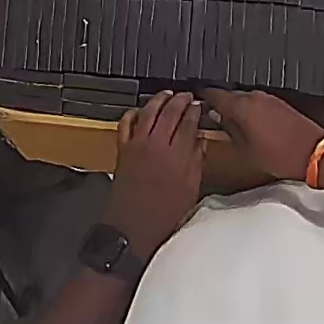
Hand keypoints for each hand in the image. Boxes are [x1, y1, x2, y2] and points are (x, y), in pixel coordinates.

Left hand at [104, 91, 202, 260]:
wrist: (133, 228)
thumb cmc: (163, 215)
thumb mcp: (190, 190)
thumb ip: (196, 162)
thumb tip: (200, 142)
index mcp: (178, 157)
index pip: (189, 124)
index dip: (195, 111)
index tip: (198, 106)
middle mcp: (157, 146)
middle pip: (170, 113)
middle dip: (179, 100)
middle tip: (186, 95)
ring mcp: (137, 145)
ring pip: (148, 112)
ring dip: (158, 100)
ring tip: (166, 95)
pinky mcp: (123, 150)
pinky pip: (125, 124)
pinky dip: (132, 113)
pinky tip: (138, 110)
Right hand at [198, 89, 323, 182]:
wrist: (315, 154)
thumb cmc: (280, 155)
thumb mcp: (244, 150)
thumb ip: (226, 130)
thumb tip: (216, 119)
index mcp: (240, 105)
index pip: (213, 93)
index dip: (201, 97)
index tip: (195, 102)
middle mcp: (253, 97)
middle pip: (228, 95)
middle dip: (218, 105)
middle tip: (211, 118)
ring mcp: (268, 99)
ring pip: (243, 99)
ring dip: (235, 108)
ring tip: (231, 125)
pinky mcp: (279, 104)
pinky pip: (257, 103)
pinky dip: (249, 111)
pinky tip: (250, 126)